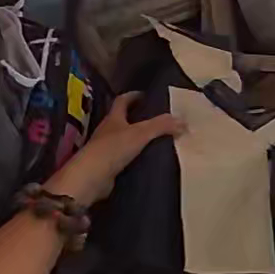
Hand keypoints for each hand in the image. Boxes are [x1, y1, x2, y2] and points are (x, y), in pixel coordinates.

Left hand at [43, 91, 184, 207]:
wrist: (91, 179)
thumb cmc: (112, 149)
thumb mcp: (141, 133)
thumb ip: (162, 125)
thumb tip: (183, 121)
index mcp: (113, 118)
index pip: (122, 100)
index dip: (134, 96)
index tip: (146, 95)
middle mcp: (107, 131)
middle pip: (122, 119)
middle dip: (137, 117)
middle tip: (156, 118)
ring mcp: (105, 149)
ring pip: (123, 139)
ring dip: (136, 138)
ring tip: (156, 139)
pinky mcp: (107, 167)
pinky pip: (124, 158)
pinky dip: (135, 157)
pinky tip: (147, 160)